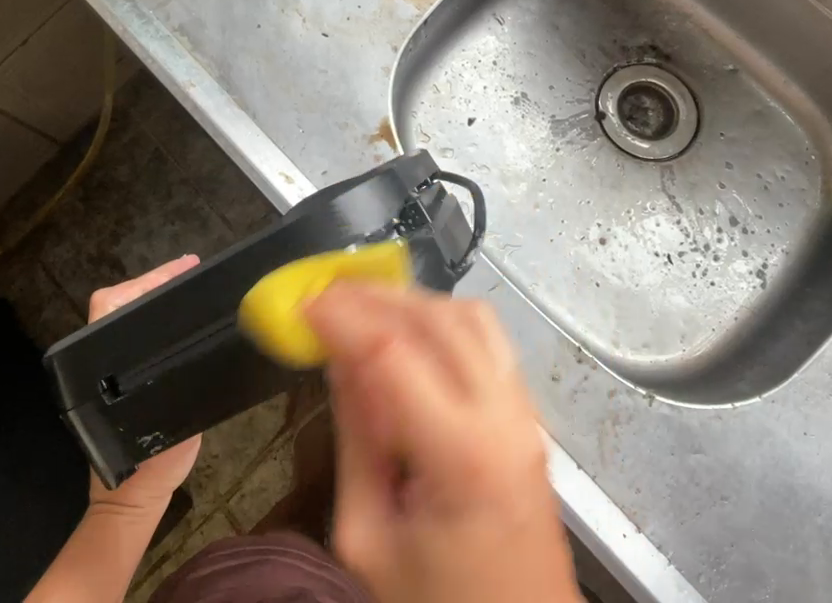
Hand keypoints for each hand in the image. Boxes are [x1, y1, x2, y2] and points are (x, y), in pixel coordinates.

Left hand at [84, 254, 201, 515]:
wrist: (133, 498)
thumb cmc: (150, 466)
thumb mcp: (172, 426)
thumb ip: (180, 384)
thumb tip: (205, 346)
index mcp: (100, 367)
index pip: (112, 306)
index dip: (145, 283)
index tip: (182, 270)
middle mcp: (99, 361)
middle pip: (120, 303)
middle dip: (155, 282)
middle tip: (192, 269)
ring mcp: (108, 366)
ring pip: (127, 315)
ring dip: (156, 297)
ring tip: (190, 284)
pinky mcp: (122, 374)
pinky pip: (136, 332)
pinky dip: (156, 315)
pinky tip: (184, 314)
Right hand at [306, 284, 581, 602]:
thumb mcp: (370, 537)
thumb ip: (356, 439)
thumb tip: (338, 362)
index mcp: (464, 455)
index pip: (393, 353)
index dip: (342, 318)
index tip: (302, 303)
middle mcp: (506, 418)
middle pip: (437, 319)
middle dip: (374, 296)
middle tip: (324, 295)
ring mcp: (526, 415)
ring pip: (470, 317)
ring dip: (411, 301)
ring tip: (360, 306)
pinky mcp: (529, 419)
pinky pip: (488, 343)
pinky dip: (442, 321)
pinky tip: (407, 334)